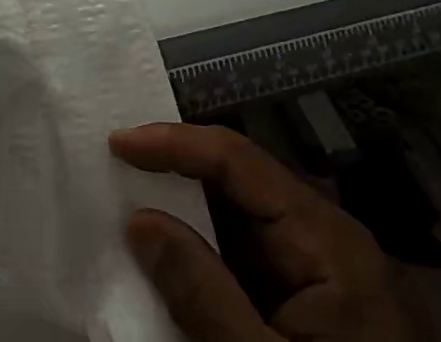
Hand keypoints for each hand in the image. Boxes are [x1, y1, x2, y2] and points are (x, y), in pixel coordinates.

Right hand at [110, 123, 412, 341]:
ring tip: (128, 200)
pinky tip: (167, 256)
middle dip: (177, 170)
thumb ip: (203, 294)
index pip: (239, 161)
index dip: (176, 143)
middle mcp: (321, 236)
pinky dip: (202, 253)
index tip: (119, 142)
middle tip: (116, 165)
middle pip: (238, 181)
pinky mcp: (306, 298)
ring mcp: (315, 268)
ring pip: (238, 219)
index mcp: (324, 238)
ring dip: (184, 211)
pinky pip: (245, 258)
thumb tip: (141, 220)